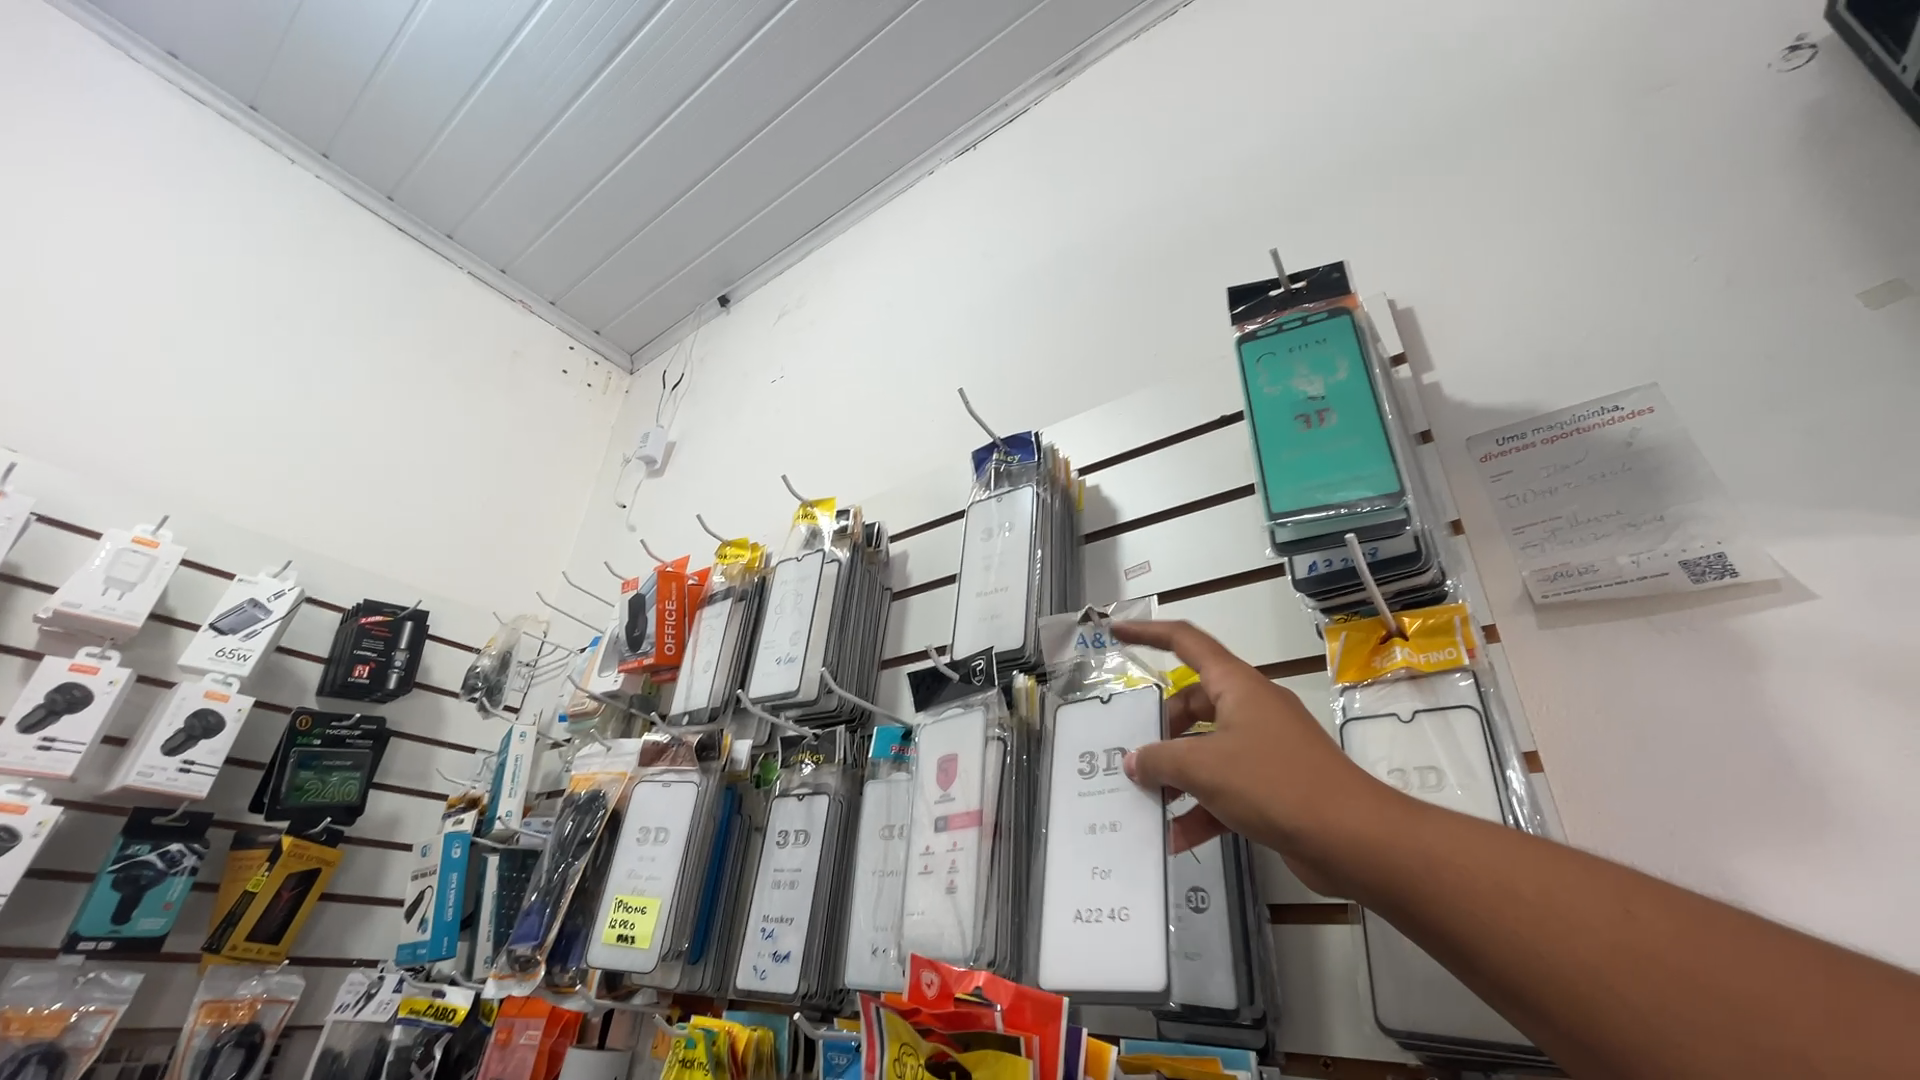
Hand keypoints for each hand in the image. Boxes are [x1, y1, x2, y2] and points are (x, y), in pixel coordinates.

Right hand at [1115, 619, 1386, 894]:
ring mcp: (1265, 748)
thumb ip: (1160, 761)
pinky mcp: (1274, 786)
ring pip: (1207, 751)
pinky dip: (1201, 810)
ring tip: (1146, 803)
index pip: (1186, 643)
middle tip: (1133, 756)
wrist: (1352, 837)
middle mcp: (1251, 709)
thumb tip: (1134, 762)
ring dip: (1177, 777)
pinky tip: (1177, 839)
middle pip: (1193, 705)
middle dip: (1160, 731)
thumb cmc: (1274, 783)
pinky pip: (1226, 788)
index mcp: (1237, 686)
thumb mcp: (1204, 767)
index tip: (1116, 633)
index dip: (1149, 634)